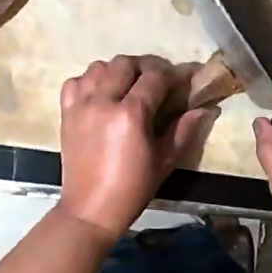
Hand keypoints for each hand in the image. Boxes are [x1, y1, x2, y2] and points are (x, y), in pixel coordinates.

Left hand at [57, 55, 214, 239]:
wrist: (90, 209)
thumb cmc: (132, 188)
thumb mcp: (165, 161)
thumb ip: (184, 130)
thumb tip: (205, 109)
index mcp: (131, 114)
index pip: (155, 77)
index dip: (173, 75)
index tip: (183, 81)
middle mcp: (103, 101)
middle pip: (125, 63)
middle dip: (145, 67)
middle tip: (157, 82)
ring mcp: (81, 105)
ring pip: (99, 66)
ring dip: (117, 71)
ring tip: (129, 86)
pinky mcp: (66, 112)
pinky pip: (76, 81)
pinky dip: (90, 81)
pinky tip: (101, 95)